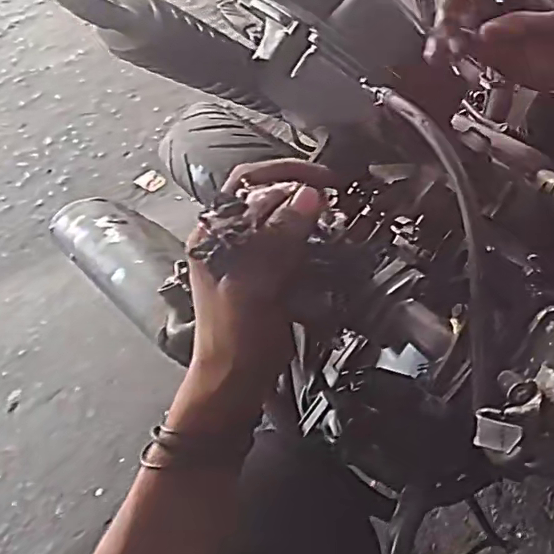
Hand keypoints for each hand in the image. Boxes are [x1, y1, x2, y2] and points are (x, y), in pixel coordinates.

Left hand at [179, 159, 334, 409]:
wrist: (239, 378)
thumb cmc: (235, 337)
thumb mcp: (256, 284)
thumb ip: (279, 238)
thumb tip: (309, 196)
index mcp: (215, 235)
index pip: (250, 184)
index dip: (288, 175)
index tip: (325, 181)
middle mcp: (231, 239)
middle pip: (267, 194)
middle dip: (302, 187)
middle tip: (337, 191)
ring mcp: (252, 255)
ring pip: (284, 216)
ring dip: (311, 209)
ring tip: (338, 211)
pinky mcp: (273, 272)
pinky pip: (296, 241)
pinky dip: (315, 234)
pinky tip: (331, 238)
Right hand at [423, 0, 553, 92]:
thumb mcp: (551, 27)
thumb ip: (521, 24)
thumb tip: (485, 30)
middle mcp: (491, 0)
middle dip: (451, 3)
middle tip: (456, 24)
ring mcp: (481, 22)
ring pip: (449, 15)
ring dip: (445, 29)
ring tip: (453, 47)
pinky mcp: (475, 46)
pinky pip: (452, 42)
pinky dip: (443, 48)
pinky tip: (441, 56)